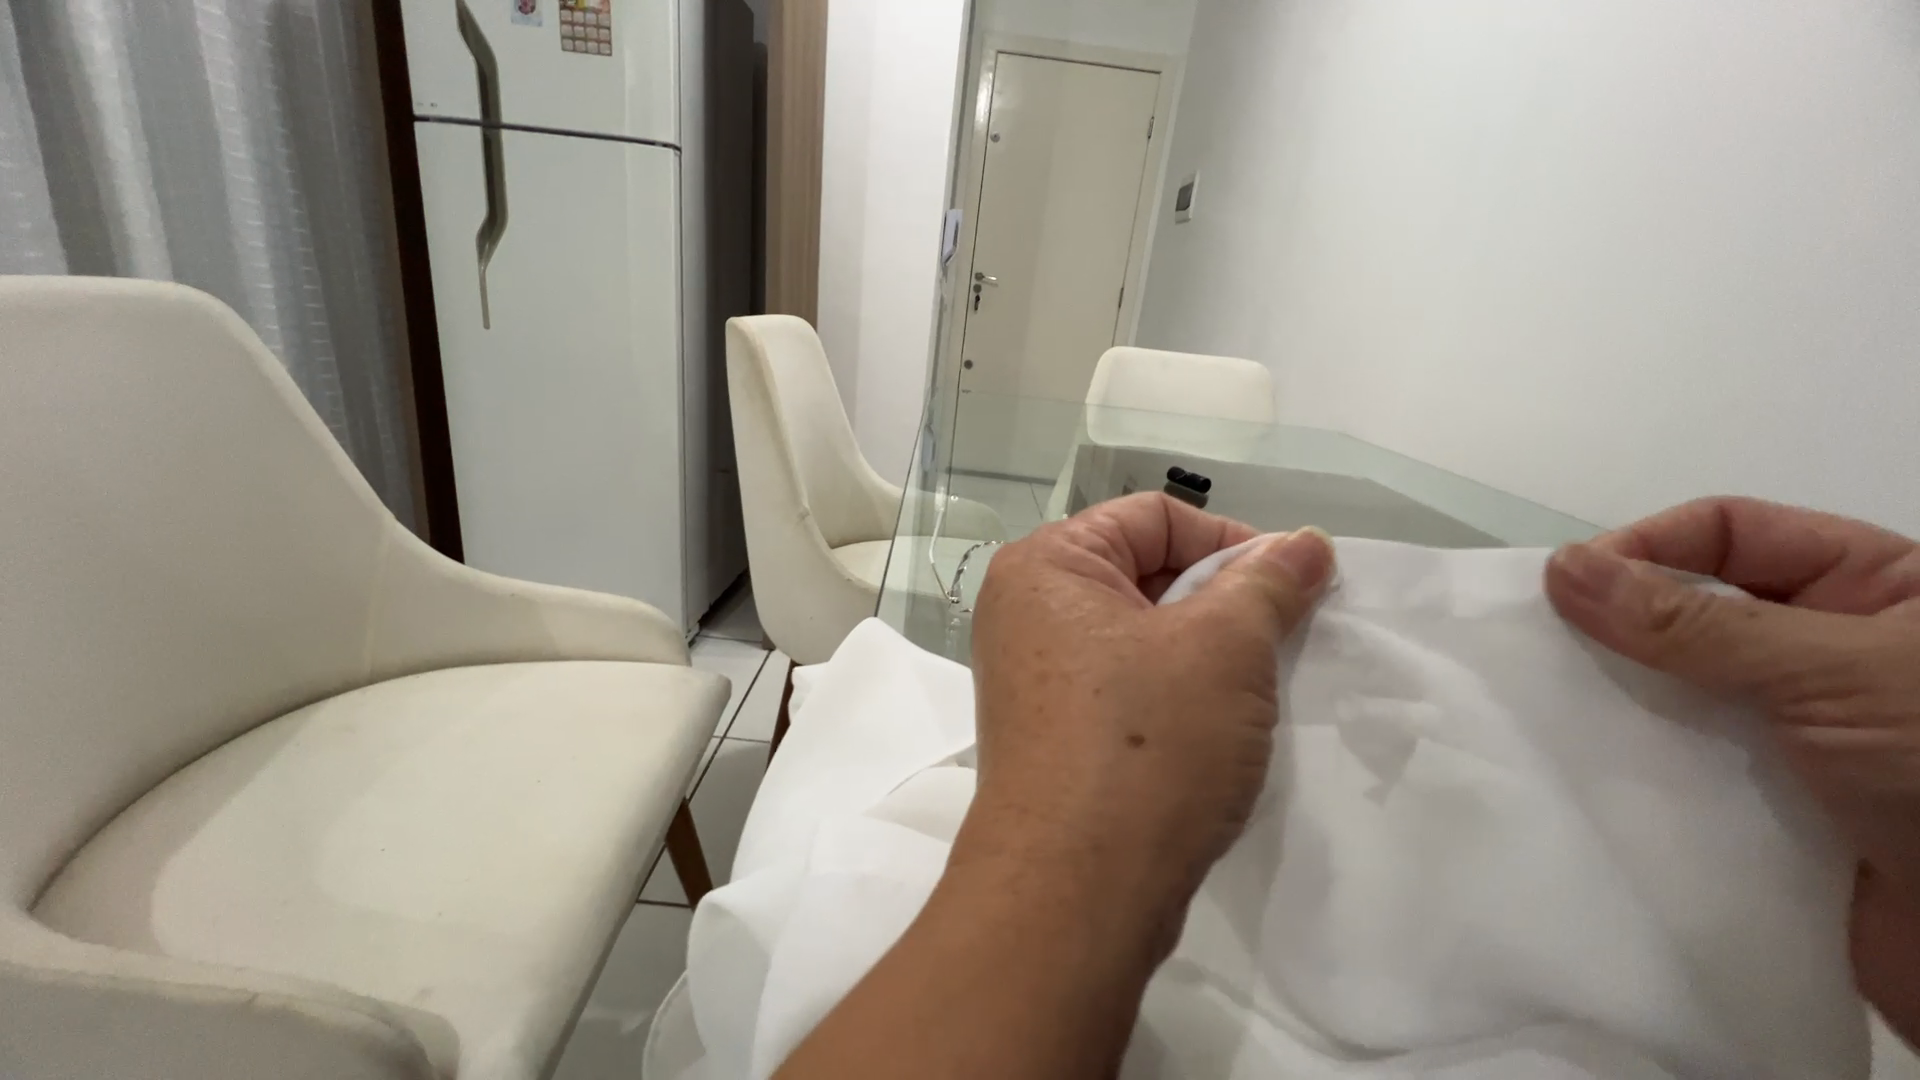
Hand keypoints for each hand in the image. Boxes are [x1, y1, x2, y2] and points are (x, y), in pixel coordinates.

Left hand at [964, 494, 1335, 943]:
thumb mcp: (1224, 647)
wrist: (1075, 888)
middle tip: (1277, 642)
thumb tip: (1303, 543)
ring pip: (1136, 633)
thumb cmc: (1148, 743)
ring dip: (1201, 651)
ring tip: (1250, 689)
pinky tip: (1211, 728)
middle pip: (1142, 572)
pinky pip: (1120, 683)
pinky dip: (1171, 691)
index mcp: (1046, 564)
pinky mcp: (1047, 728)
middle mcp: (1024, 609)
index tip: (1289, 587)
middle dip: (1219, 601)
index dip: (1230, 540)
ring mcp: (1030, 673)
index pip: (1154, 517)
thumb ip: (1267, 583)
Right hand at [1544, 497, 1919, 1041]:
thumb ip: (1694, 623)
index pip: (1728, 532)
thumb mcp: (1836, 675)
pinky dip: (1634, 751)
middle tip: (1543, 646)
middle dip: (1613, 621)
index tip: (1570, 591)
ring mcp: (1797, 722)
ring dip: (1617, 690)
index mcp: (1879, 589)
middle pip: (1689, 603)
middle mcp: (1832, 646)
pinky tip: (1587, 756)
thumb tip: (1563, 566)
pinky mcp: (1767, 791)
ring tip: (1551, 702)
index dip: (1645, 547)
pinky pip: (1679, 750)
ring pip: (1675, 680)